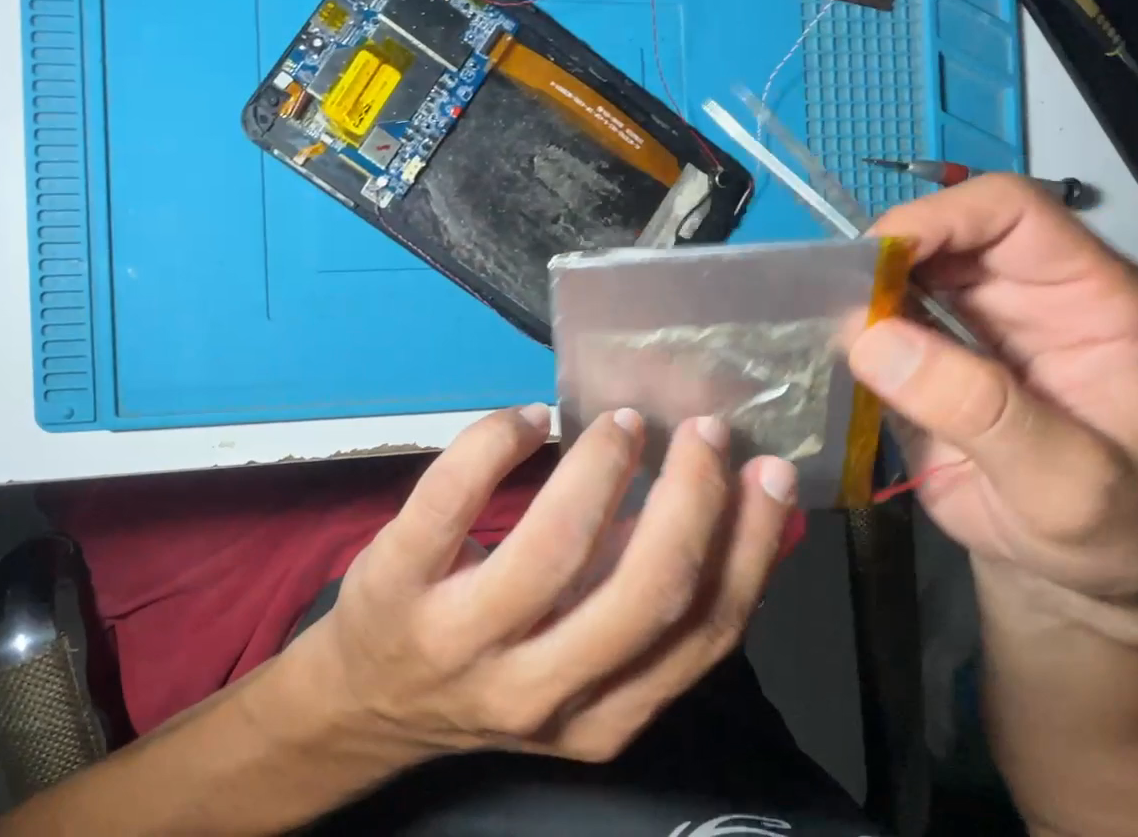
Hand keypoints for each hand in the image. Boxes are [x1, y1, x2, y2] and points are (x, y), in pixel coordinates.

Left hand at [284, 404, 802, 763]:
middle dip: (690, 498)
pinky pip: (452, 498)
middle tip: (702, 431)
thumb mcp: (579, 661)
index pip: (701, 633)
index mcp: (601, 717)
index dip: (749, 545)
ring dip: (601, 468)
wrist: (370, 700)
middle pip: (643, 593)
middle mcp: (538, 692)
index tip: (766, 472)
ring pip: (553, 546)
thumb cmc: (492, 666)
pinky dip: (495, 444)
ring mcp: (460, 640)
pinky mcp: (396, 583)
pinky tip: (526, 420)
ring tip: (620, 423)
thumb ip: (644, 597)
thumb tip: (734, 508)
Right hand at [846, 176, 1137, 642]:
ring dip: (857, 287)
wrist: (1069, 576)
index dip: (941, 219)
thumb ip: (980, 410)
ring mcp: (974, 323)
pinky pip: (878, 316)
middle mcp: (1030, 295)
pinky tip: (821, 344)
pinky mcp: (927, 354)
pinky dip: (845, 322)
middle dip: (885, 254)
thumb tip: (872, 339)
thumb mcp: (1065, 484)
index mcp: (1090, 299)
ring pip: (904, 269)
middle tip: (827, 295)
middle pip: (947, 232)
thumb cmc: (1103, 532)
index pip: (1014, 215)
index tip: (873, 258)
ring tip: (817, 322)